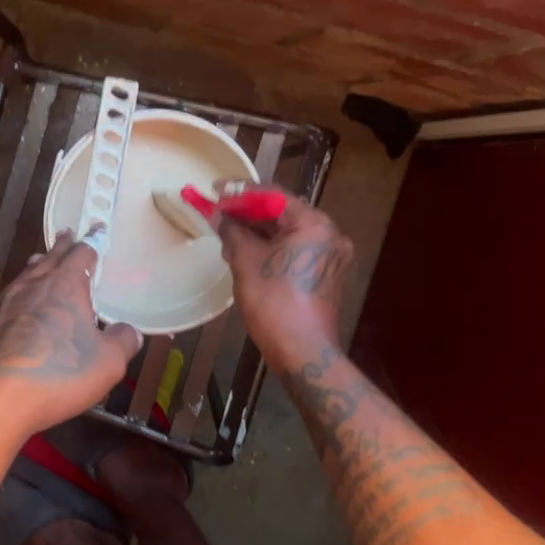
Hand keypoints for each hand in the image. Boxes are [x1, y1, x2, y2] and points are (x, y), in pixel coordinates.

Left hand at [0, 231, 142, 436]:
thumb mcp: (108, 363)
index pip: (82, 253)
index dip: (92, 242)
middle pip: (50, 257)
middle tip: (67, 235)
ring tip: (42, 263)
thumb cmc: (59, 374)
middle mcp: (33, 285)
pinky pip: (6, 300)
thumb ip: (122, 342)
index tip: (97, 231)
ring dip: (37, 267)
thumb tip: (130, 331)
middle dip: (62, 246)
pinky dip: (17, 297)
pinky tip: (16, 307)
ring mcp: (4, 303)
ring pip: (25, 276)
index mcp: (65, 285)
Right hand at [215, 181, 354, 366]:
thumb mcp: (246, 261)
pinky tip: (246, 252)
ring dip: (257, 231)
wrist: (303, 352)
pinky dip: (271, 248)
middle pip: (282, 212)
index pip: (273, 195)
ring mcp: (330, 256)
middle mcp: (330, 234)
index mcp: (314, 224)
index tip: (214, 191)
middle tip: (217, 213)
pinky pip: (295, 250)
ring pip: (287, 233)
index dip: (240, 192)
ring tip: (226, 233)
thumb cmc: (274, 303)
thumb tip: (217, 215)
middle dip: (248, 213)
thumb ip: (231, 230)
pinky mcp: (326, 274)